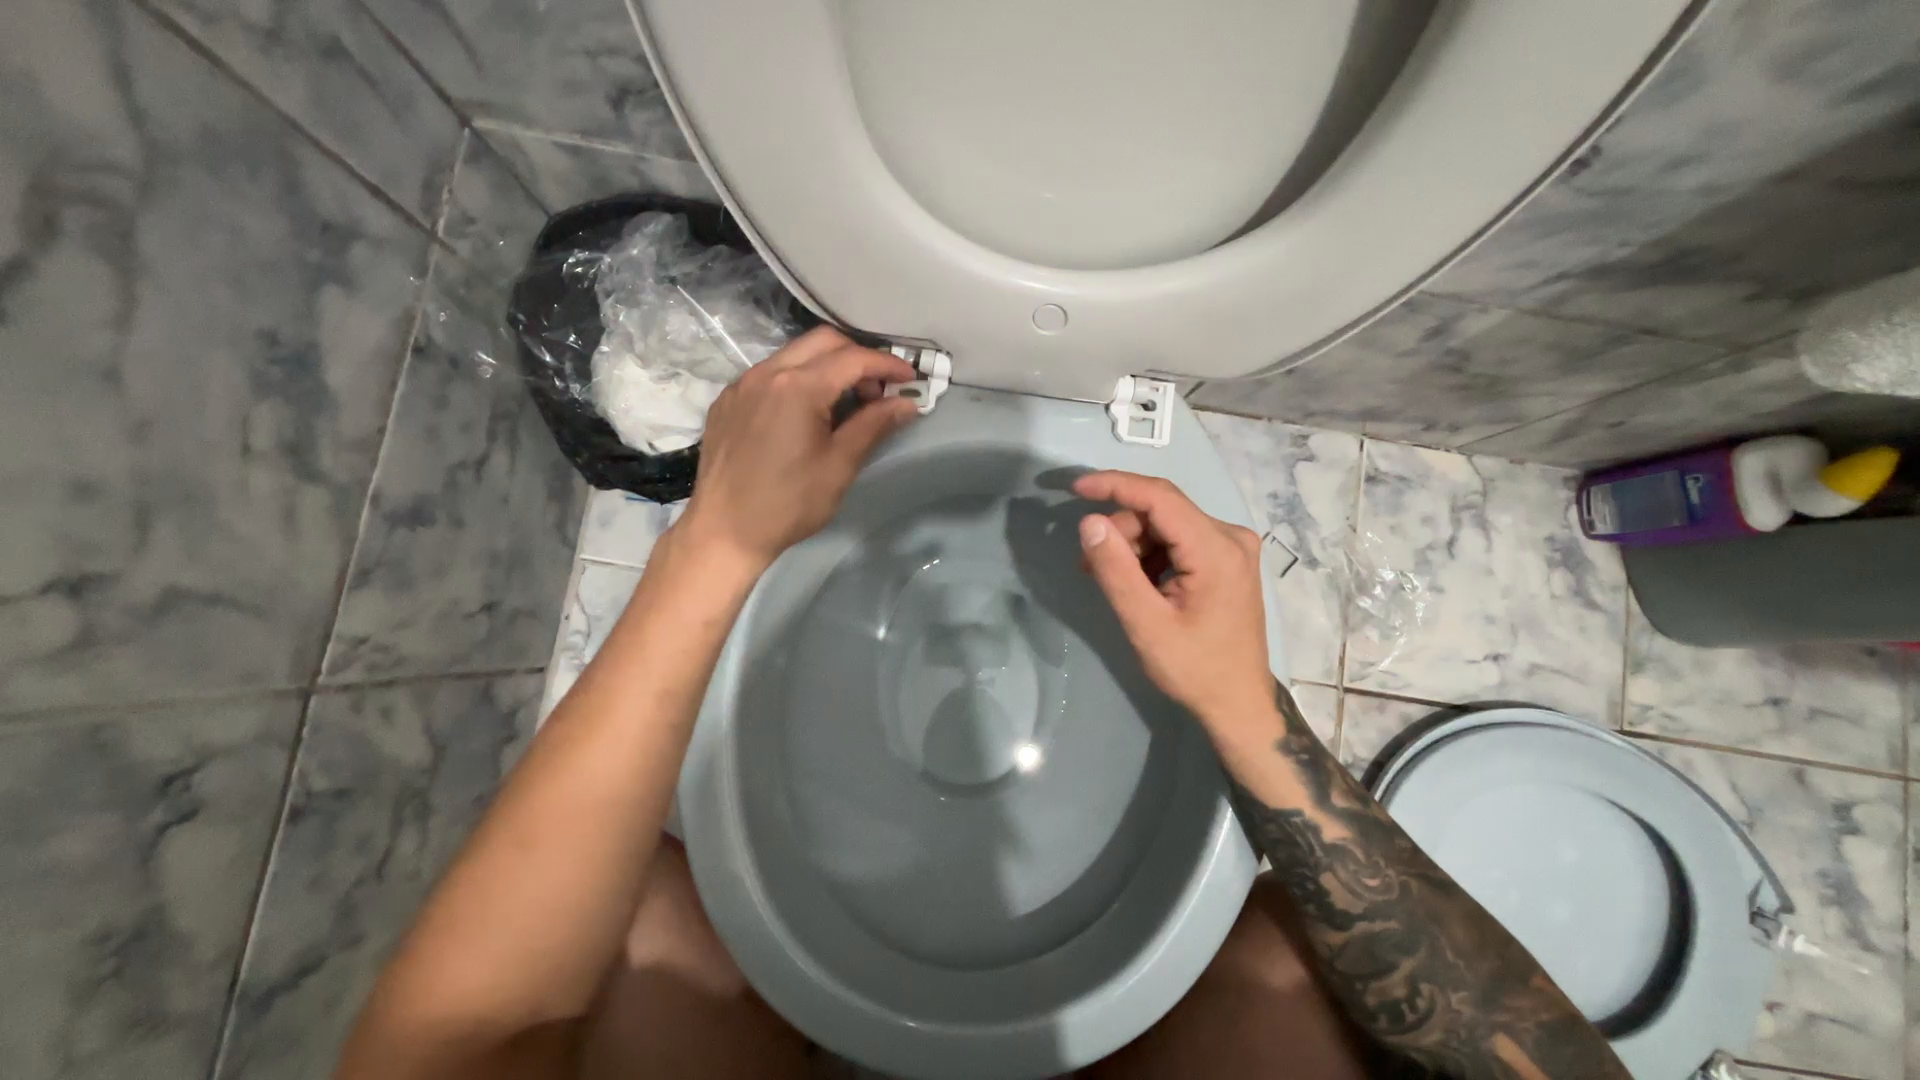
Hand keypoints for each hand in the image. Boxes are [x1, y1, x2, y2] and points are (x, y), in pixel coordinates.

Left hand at [677, 327, 918, 569]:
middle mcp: (767, 373)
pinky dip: (796, 380)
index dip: (887, 364)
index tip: (909, 379)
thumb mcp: (839, 465)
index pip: (854, 358)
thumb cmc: (789, 503)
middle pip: (823, 341)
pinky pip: (768, 374)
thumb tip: (906, 403)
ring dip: (826, 366)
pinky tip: (805, 413)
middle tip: (877, 391)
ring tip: (845, 402)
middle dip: (857, 356)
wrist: (724, 530)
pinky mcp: (727, 401)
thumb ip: (874, 426)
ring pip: (793, 354)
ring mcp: (742, 385)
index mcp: (798, 387)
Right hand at [1073, 471, 1274, 734]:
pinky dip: (1150, 554)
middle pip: (1161, 511)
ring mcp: (1232, 547)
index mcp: (1216, 549)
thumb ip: (1116, 570)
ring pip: (1167, 525)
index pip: (1160, 497)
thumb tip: (1089, 522)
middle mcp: (1230, 537)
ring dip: (1132, 544)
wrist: (1238, 703)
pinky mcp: (1227, 560)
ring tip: (1109, 579)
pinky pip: (1178, 540)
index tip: (1075, 487)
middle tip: (1090, 565)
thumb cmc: (1194, 669)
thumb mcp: (1146, 623)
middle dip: (1120, 529)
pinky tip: (1135, 582)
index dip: (1115, 485)